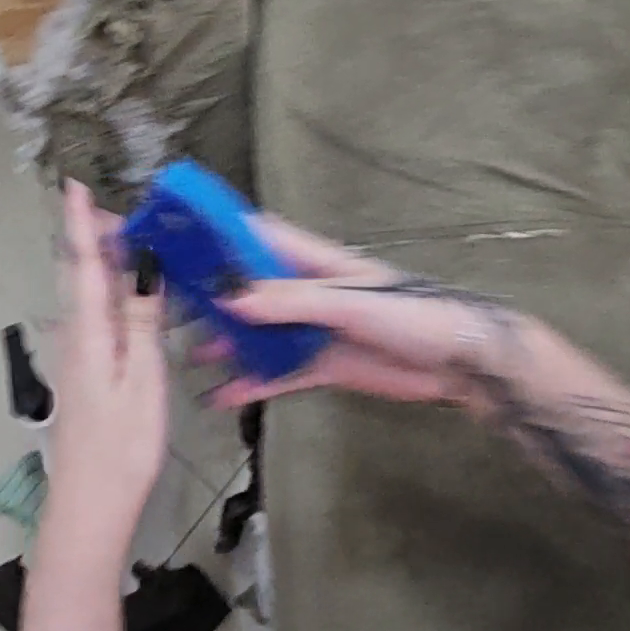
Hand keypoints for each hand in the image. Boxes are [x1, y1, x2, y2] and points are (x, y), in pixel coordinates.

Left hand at [45, 182, 168, 544]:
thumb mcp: (143, 381)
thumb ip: (142, 321)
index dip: (79, 220)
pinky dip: (108, 288)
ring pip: (85, 292)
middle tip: (120, 203)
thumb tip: (145, 265)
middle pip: (80, 272)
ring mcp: (76, 354)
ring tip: (129, 235)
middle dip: (93, 233)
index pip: (84, 262)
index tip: (73, 181)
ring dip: (101, 258)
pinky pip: (93, 312)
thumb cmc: (121, 447)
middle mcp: (75, 335)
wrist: (88, 508)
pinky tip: (130, 292)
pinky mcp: (83, 370)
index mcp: (89, 331)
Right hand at [202, 216, 523, 410]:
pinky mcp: (323, 364)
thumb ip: (292, 302)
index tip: (180, 237)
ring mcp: (314, 329)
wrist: (458, 362)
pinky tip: (223, 397)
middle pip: (253, 288)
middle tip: (171, 305)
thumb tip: (233, 300)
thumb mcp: (349, 302)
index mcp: (314, 261)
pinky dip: (253, 382)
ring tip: (190, 354)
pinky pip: (280, 372)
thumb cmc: (410, 312)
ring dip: (230, 342)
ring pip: (261, 333)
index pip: (260, 236)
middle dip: (216, 295)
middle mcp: (308, 291)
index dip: (222, 233)